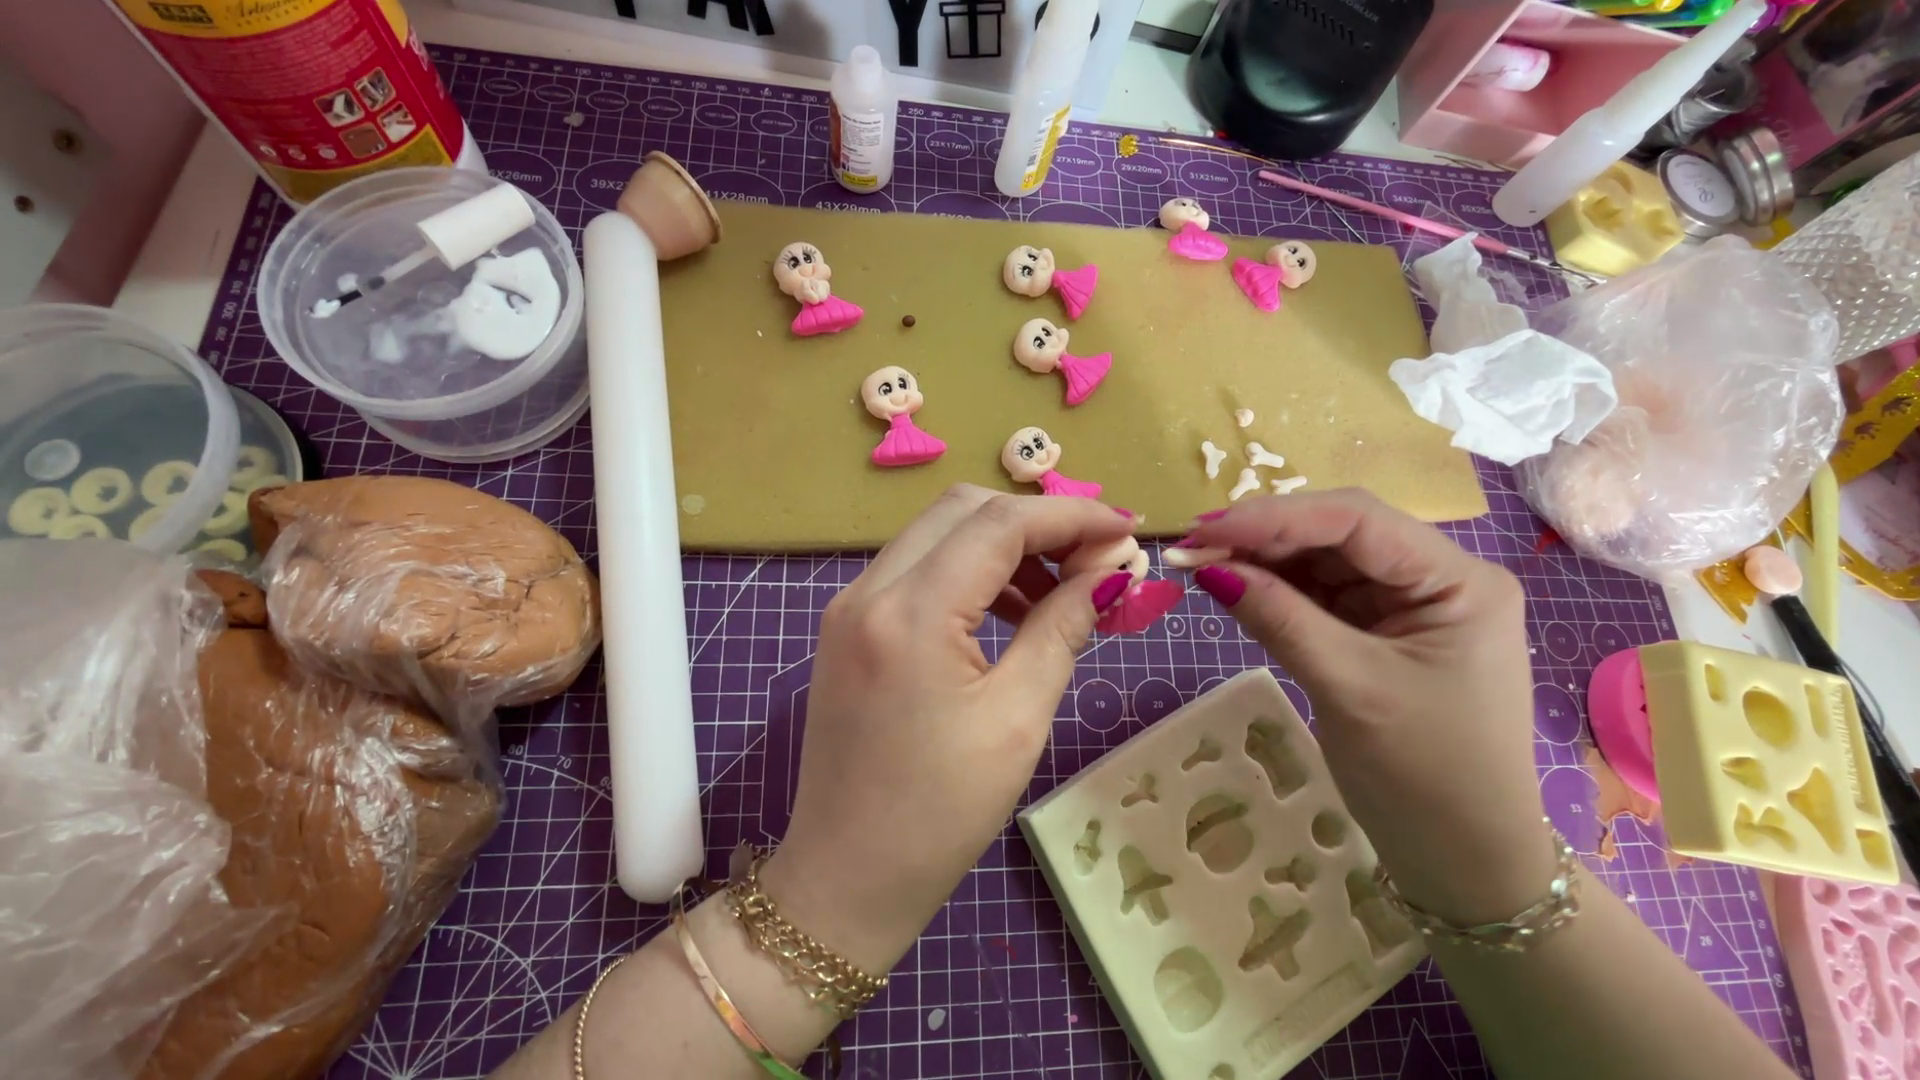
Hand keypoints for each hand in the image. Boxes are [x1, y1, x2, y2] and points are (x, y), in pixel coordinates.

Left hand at [763, 486, 1136, 972]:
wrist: (845, 876)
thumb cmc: (939, 814)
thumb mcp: (1017, 720)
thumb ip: (1062, 629)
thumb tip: (1110, 574)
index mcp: (911, 612)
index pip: (1000, 522)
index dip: (1072, 516)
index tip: (1127, 533)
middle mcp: (870, 589)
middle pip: (964, 510)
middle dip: (1038, 523)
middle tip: (1095, 564)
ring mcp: (851, 606)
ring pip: (938, 534)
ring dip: (1003, 546)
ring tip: (1060, 595)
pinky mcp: (848, 627)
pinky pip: (916, 570)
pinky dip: (968, 572)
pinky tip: (1009, 613)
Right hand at [1181, 490, 1555, 925]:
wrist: (1463, 860)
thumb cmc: (1424, 775)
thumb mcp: (1348, 687)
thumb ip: (1278, 618)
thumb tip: (1206, 567)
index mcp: (1458, 581)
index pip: (1358, 521)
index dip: (1276, 517)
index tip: (1206, 531)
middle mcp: (1437, 579)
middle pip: (1340, 534)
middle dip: (1264, 537)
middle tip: (1192, 548)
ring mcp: (1408, 605)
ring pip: (1324, 562)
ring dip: (1264, 561)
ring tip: (1202, 564)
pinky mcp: (1381, 632)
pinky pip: (1321, 596)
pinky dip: (1276, 591)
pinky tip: (1236, 585)